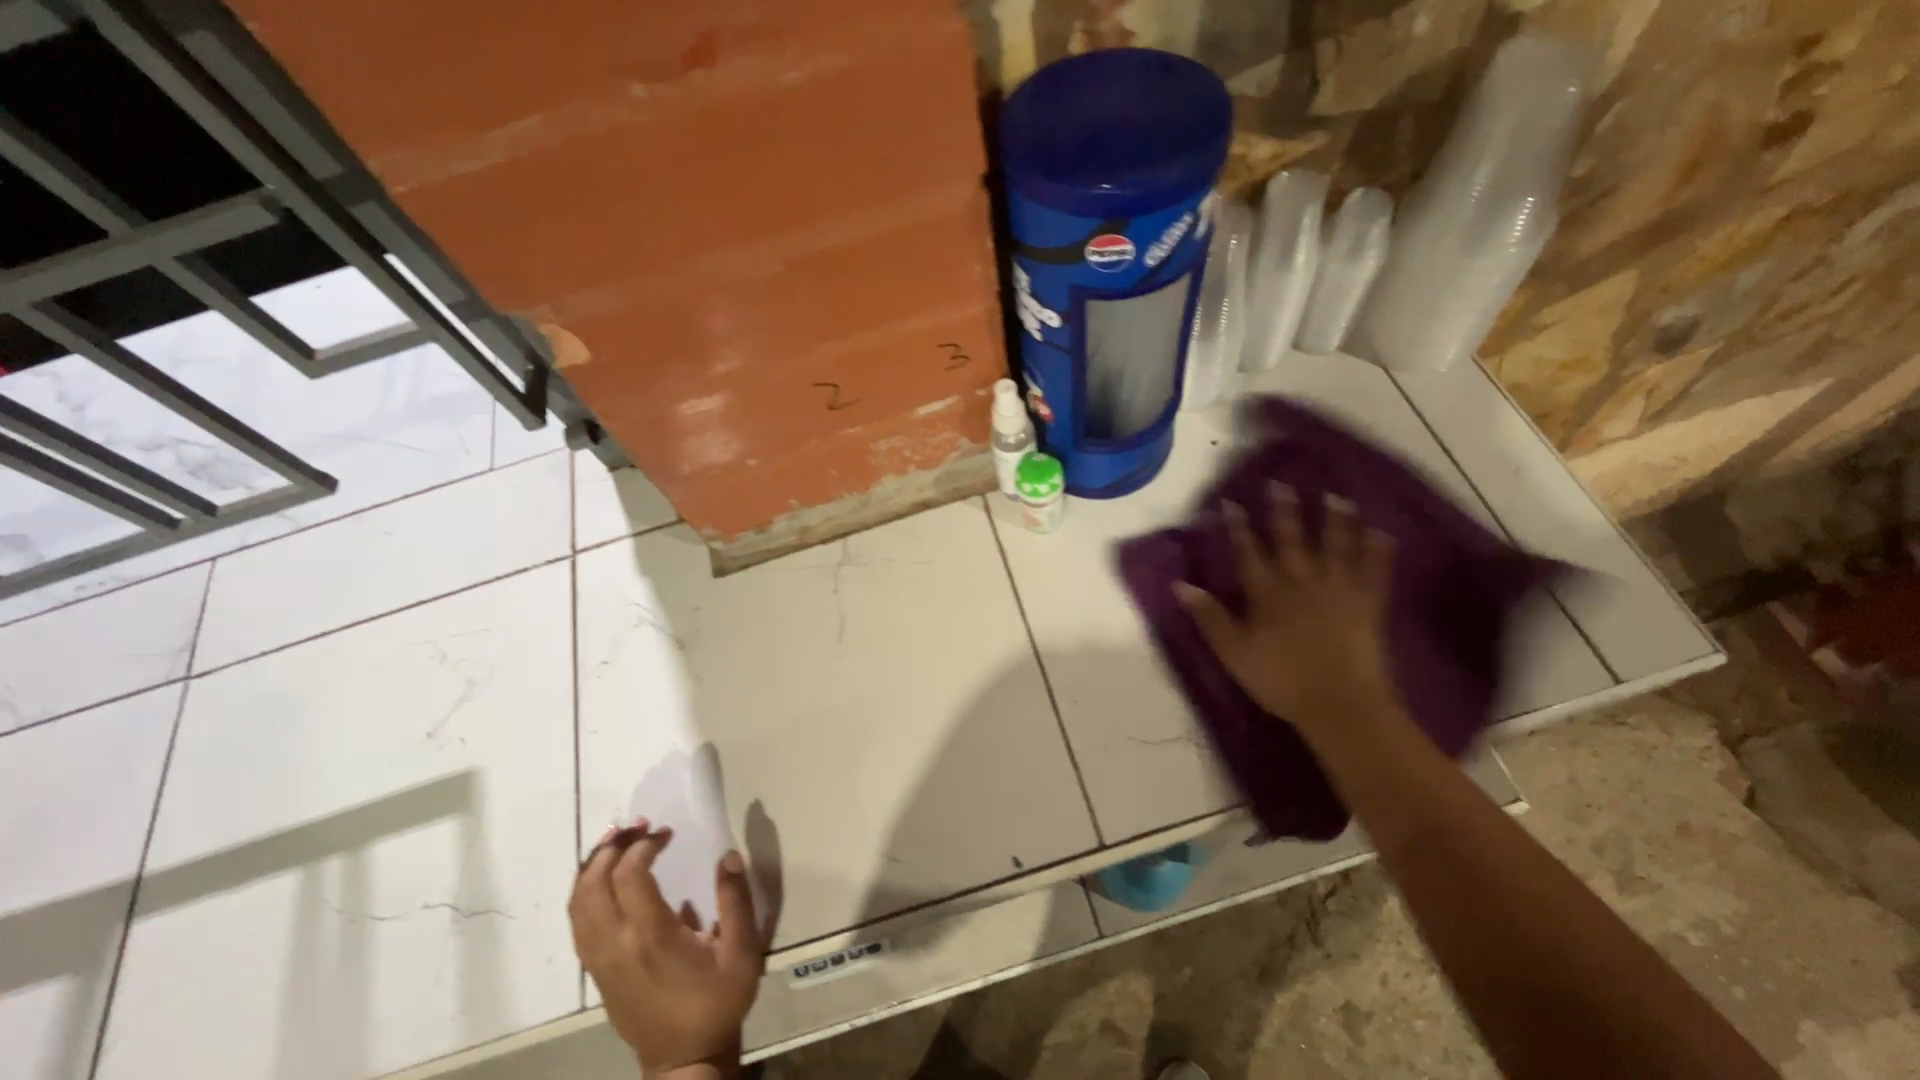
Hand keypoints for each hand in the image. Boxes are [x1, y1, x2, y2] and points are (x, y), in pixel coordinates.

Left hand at [570, 822, 761, 1077]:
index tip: (666, 834)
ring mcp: (599, 959)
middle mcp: (616, 944)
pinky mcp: (594, 970)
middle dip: (611, 847)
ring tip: (616, 843)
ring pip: (578, 901)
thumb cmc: (716, 1002)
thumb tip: (727, 856)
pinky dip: (584, 891)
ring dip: (593, 866)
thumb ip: (735, 901)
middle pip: (593, 882)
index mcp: (651, 936)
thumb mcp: (741, 952)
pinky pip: (577, 922)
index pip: (629, 875)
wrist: (684, 1058)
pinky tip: (603, 879)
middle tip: (636, 827)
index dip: (643, 846)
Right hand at [1175, 485, 1397, 733]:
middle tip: (1282, 483)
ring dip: (1336, 521)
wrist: (1339, 704)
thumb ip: (1209, 617)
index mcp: (1267, 594)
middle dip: (1285, 511)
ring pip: (1336, 546)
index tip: (1232, 502)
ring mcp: (1339, 590)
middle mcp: (1302, 582)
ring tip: (1336, 497)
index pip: (1249, 553)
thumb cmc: (1280, 681)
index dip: (1239, 527)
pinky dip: (1380, 552)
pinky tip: (1383, 533)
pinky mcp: (1368, 604)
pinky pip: (1376, 572)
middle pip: (1292, 540)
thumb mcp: (1234, 652)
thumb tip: (1180, 585)